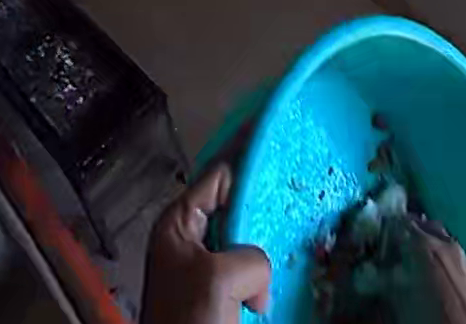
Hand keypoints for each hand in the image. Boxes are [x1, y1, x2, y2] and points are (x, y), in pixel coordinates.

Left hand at [142, 165, 271, 323]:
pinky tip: (266, 294)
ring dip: (260, 257)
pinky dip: (259, 282)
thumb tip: (261, 284)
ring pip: (242, 245)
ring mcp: (201, 271)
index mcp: (178, 224)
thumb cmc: (190, 323)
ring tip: (277, 260)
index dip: (249, 168)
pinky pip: (245, 275)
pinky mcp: (214, 299)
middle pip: (233, 210)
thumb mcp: (222, 278)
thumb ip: (252, 257)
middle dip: (258, 217)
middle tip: (287, 213)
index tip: (280, 158)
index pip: (220, 178)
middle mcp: (188, 240)